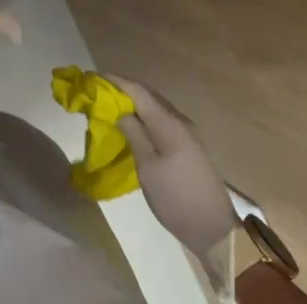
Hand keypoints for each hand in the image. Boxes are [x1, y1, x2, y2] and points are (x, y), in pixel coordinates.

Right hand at [112, 78, 239, 259]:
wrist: (213, 228)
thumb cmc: (176, 197)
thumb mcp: (148, 167)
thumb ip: (133, 134)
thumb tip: (120, 110)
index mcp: (169, 123)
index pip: (139, 92)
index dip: (116, 82)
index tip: (93, 77)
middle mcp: (180, 121)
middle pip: (149, 96)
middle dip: (124, 90)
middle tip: (99, 92)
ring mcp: (188, 133)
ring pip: (156, 108)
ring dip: (135, 104)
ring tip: (112, 107)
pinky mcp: (189, 146)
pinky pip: (162, 121)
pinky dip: (145, 117)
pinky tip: (134, 126)